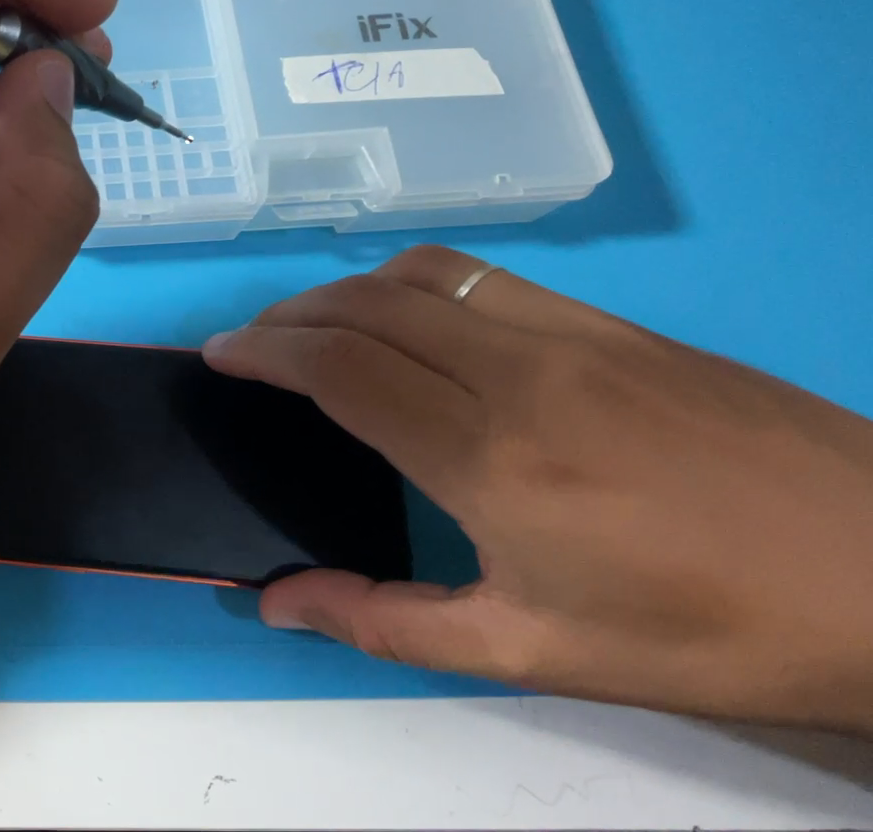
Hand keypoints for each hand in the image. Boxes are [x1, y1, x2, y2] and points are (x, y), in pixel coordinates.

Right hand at [205, 245, 872, 733]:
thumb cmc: (707, 629)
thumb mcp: (531, 653)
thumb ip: (383, 622)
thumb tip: (276, 602)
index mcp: (487, 457)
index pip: (338, 368)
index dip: (262, 351)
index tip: (220, 356)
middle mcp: (517, 373)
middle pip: (363, 305)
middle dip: (286, 316)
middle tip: (249, 345)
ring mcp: (571, 335)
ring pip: (418, 274)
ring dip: (343, 290)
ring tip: (315, 326)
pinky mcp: (613, 323)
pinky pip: (478, 276)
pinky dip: (409, 284)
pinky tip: (409, 321)